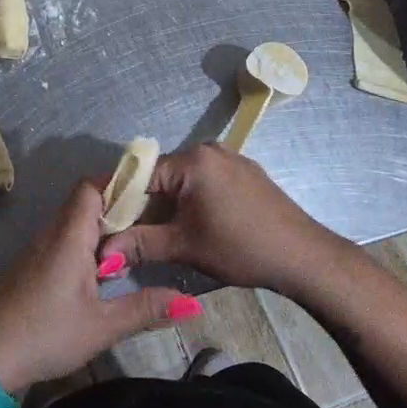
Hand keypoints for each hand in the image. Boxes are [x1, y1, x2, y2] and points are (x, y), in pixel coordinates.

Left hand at [0, 181, 199, 391]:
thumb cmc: (46, 333)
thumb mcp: (102, 326)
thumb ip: (145, 309)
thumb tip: (191, 302)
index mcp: (69, 235)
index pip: (91, 187)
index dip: (119, 185)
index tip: (150, 197)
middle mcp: (53, 232)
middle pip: (85, 202)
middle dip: (118, 209)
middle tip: (152, 225)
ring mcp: (40, 248)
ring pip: (75, 222)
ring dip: (102, 230)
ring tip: (135, 249)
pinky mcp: (33, 265)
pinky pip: (64, 239)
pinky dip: (86, 245)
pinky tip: (104, 271)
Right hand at [99, 142, 341, 295]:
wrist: (304, 257)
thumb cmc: (240, 247)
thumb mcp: (185, 247)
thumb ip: (141, 244)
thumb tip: (102, 252)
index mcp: (192, 159)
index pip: (142, 173)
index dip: (125, 201)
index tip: (113, 226)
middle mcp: (210, 150)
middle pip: (164, 175)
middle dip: (150, 205)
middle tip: (139, 237)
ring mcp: (232, 159)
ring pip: (187, 180)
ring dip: (174, 205)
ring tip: (169, 236)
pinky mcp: (248, 173)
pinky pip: (209, 182)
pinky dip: (197, 201)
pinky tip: (202, 227)